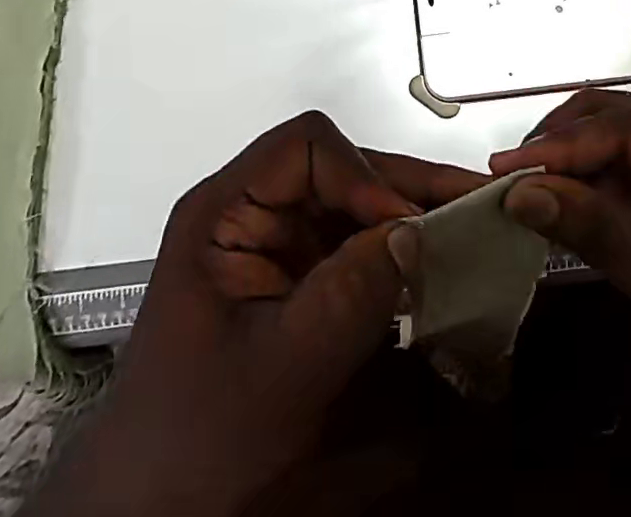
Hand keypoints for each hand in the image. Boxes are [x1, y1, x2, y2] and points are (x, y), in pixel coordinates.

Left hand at [55, 111, 486, 515]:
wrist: (161, 500)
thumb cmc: (197, 437)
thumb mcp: (282, 365)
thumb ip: (350, 294)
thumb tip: (413, 230)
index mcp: (224, 214)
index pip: (303, 148)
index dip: (362, 174)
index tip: (405, 223)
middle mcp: (251, 215)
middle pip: (338, 169)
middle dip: (404, 187)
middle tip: (470, 207)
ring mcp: (276, 246)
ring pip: (354, 203)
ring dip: (409, 213)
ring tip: (466, 228)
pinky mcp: (297, 276)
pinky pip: (355, 242)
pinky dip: (398, 247)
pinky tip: (434, 262)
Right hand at [489, 90, 630, 392]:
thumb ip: (593, 227)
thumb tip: (521, 193)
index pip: (623, 128)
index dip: (561, 145)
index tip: (508, 168)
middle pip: (610, 118)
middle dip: (558, 143)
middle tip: (510, 173)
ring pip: (601, 140)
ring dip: (560, 161)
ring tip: (520, 186)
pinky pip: (603, 172)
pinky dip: (571, 183)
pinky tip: (545, 202)